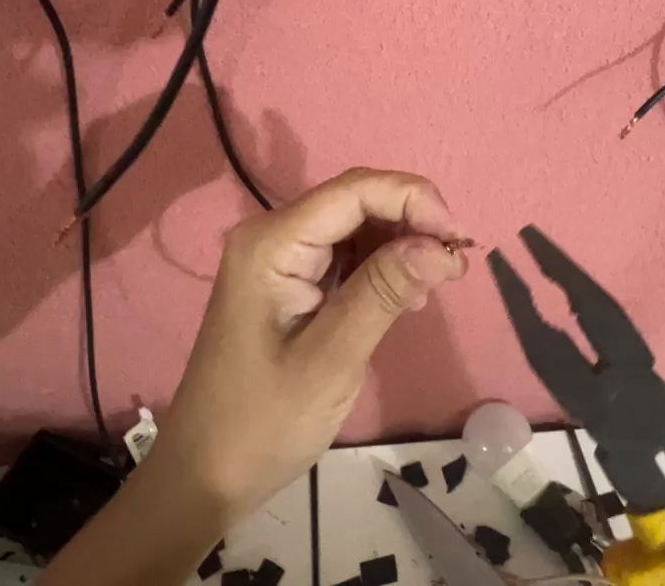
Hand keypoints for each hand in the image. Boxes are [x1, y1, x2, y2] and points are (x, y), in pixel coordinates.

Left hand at [148, 167, 468, 517]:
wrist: (205, 474)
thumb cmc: (263, 422)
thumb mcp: (332, 359)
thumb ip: (384, 292)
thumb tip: (441, 246)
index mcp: (273, 242)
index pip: (355, 190)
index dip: (415, 200)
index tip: (459, 241)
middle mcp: (274, 235)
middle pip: (357, 200)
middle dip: (413, 220)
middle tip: (457, 263)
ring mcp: (280, 258)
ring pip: (356, 225)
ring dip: (402, 243)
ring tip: (441, 280)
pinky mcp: (290, 281)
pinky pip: (345, 254)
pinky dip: (383, 266)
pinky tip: (409, 295)